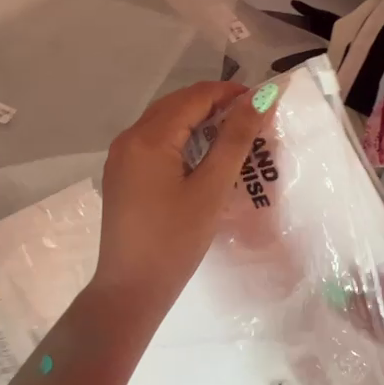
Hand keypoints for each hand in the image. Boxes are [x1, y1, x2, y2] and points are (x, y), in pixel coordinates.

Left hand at [93, 81, 271, 303]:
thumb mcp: (211, 188)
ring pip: (164, 123)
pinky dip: (180, 140)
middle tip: (252, 119)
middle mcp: (128, 138)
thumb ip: (235, 139)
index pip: (194, 97)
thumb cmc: (175, 240)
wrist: (130, 290)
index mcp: (148, 137)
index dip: (229, 93)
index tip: (262, 102)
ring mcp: (121, 158)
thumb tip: (259, 98)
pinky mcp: (121, 176)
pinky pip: (153, 143)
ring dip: (197, 122)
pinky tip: (202, 157)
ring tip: (233, 135)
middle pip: (176, 105)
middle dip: (214, 105)